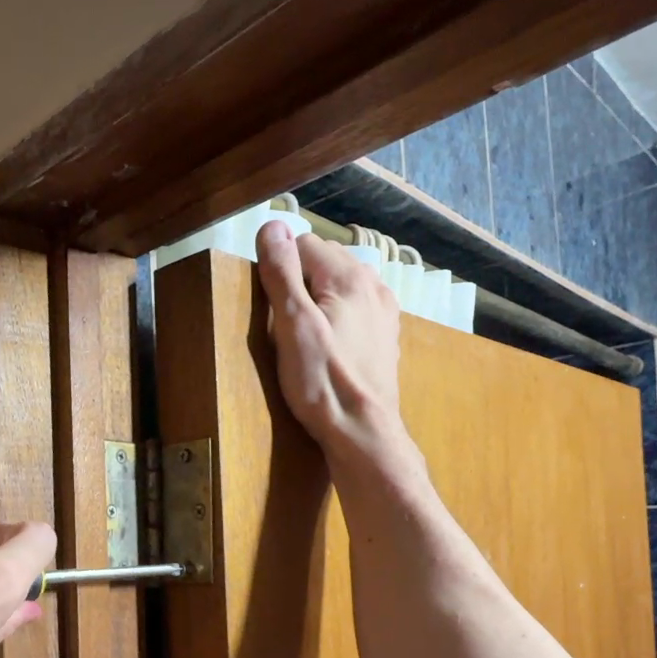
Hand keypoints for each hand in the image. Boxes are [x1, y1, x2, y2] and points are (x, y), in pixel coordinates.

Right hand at [254, 220, 412, 472]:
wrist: (362, 432)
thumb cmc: (322, 382)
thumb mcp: (292, 327)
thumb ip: (281, 274)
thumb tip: (271, 225)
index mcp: (349, 276)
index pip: (301, 245)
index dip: (279, 273)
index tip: (273, 309)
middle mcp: (373, 284)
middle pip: (323, 263)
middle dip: (299, 285)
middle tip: (285, 328)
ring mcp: (383, 311)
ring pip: (339, 286)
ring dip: (318, 302)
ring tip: (305, 339)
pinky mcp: (385, 336)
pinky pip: (353, 309)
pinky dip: (337, 318)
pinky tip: (329, 347)